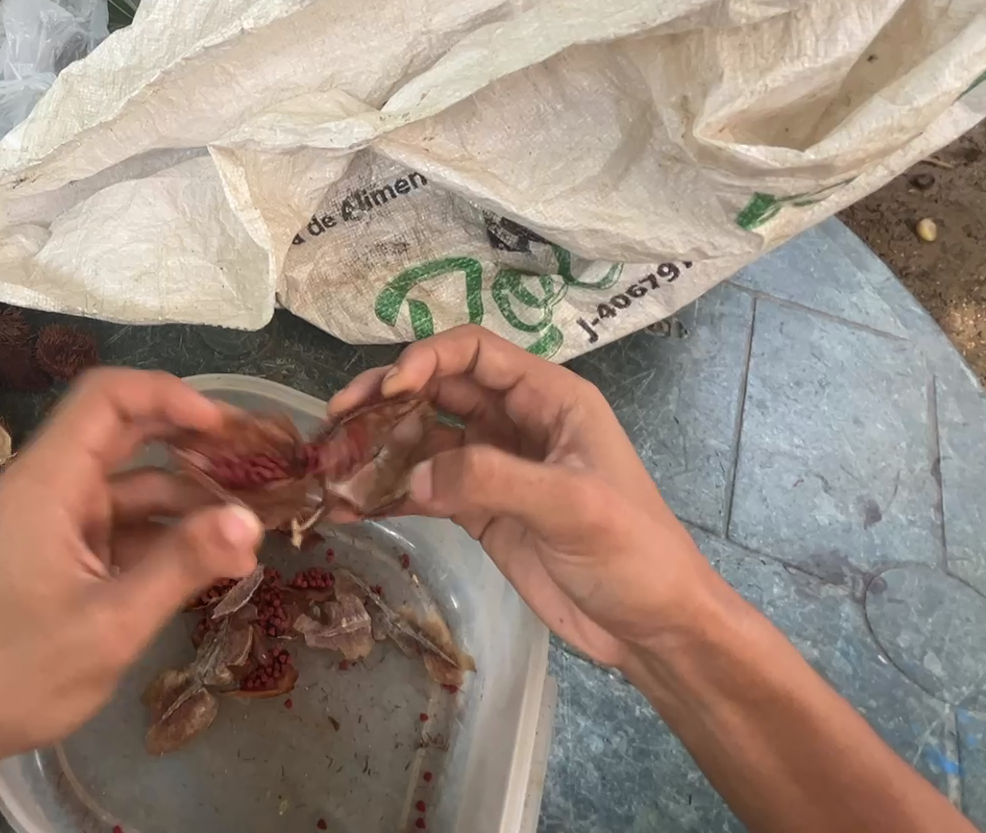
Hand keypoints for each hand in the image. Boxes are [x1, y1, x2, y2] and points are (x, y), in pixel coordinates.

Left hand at [0, 367, 263, 766]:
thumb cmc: (16, 673)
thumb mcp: (111, 624)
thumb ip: (182, 565)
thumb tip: (249, 521)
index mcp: (50, 480)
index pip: (107, 397)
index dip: (166, 394)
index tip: (223, 424)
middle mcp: (52, 484)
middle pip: (124, 430)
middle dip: (188, 437)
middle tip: (251, 456)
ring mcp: (57, 517)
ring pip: (131, 480)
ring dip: (185, 494)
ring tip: (247, 519)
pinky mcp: (64, 549)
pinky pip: (123, 521)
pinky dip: (165, 531)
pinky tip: (211, 556)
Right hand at [330, 325, 728, 669]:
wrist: (654, 633)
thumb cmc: (634, 555)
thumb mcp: (573, 507)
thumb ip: (491, 479)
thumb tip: (410, 476)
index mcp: (547, 398)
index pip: (473, 353)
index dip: (426, 360)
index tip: (389, 391)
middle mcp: (512, 421)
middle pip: (435, 388)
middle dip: (384, 396)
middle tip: (338, 415)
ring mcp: (490, 464)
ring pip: (420, 435)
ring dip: (377, 443)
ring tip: (331, 457)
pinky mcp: (474, 506)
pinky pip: (421, 486)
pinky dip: (387, 491)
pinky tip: (350, 504)